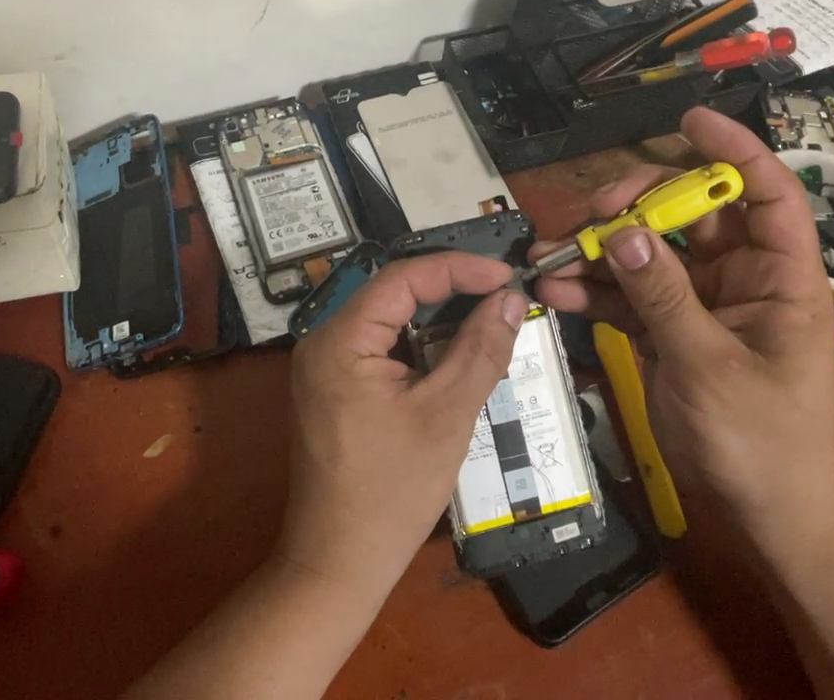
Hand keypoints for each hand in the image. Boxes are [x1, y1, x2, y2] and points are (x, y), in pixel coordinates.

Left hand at [274, 253, 527, 598]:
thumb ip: (479, 351)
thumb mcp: (446, 416)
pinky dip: (419, 347)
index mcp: (339, 341)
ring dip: (437, 320)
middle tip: (503, 296)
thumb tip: (510, 300)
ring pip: (388, 322)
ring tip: (489, 320)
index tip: (506, 275)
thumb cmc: (392, 492)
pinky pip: (380, 349)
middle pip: (392, 296)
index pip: (401, 279)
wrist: (338, 562)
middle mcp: (323, 343)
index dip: (457, 269)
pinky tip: (455, 354)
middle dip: (450, 292)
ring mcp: (324, 367)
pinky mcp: (334, 389)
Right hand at [532, 107, 833, 552]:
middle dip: (638, 206)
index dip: (734, 151)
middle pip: (689, 215)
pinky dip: (591, 290)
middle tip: (595, 212)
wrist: (759, 511)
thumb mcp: (711, 365)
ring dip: (600, 249)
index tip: (687, 122)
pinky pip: (625, 294)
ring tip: (552, 250)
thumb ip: (664, 297)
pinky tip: (555, 287)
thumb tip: (624, 232)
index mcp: (779, 277)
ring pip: (647, 252)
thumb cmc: (761, 440)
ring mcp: (697, 302)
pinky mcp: (665, 329)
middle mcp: (739, 278)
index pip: (766, 194)